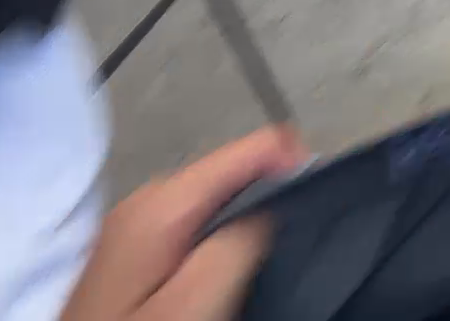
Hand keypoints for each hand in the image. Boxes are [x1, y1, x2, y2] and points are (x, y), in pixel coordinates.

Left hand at [61, 126, 310, 320]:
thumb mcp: (193, 306)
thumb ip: (241, 242)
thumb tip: (271, 209)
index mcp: (165, 201)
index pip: (257, 145)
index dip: (297, 166)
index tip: (312, 208)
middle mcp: (150, 197)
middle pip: (239, 169)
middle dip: (270, 199)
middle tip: (282, 253)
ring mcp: (139, 221)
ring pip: (222, 197)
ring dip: (248, 222)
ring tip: (255, 269)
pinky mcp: (137, 247)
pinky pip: (201, 221)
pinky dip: (223, 238)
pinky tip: (222, 278)